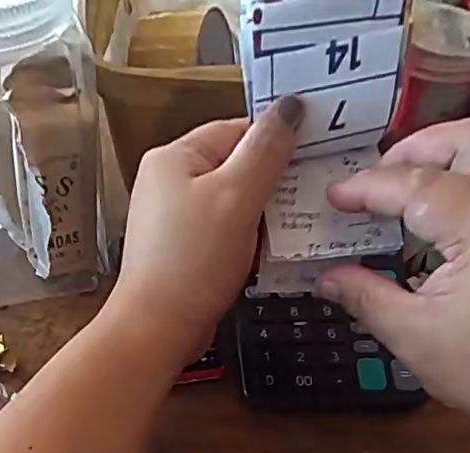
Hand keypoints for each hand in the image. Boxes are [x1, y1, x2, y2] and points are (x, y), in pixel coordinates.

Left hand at [112, 98, 301, 351]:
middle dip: (270, 186)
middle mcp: (169, 182)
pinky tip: (262, 258)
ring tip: (287, 234)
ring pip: (231, 206)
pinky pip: (222, 236)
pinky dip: (245, 244)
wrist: (158, 329)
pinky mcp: (181, 253)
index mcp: (175, 156)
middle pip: (234, 168)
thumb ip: (265, 152)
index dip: (276, 143)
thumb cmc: (194, 263)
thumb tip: (291, 107)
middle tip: (306, 202)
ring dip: (260, 219)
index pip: (237, 131)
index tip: (311, 160)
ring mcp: (173, 220)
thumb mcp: (237, 198)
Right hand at [318, 119, 469, 442]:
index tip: (337, 196)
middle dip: (418, 147)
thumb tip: (329, 278)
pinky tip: (451, 209)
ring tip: (414, 181)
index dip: (371, 187)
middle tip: (379, 175)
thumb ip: (367, 298)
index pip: (420, 187)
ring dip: (453, 152)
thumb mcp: (414, 338)